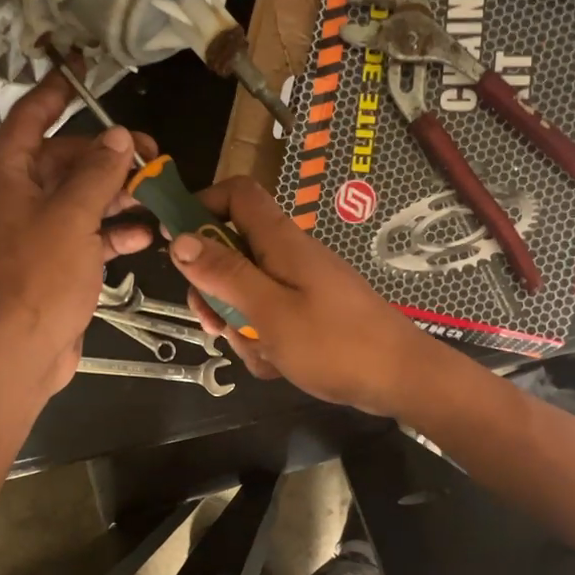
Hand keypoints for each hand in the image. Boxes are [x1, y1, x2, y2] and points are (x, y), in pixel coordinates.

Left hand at [0, 64, 158, 394]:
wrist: (20, 350)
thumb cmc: (39, 276)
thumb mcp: (73, 216)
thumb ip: (98, 173)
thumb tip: (119, 138)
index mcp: (7, 174)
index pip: (31, 118)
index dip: (57, 93)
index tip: (85, 73)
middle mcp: (16, 198)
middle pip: (64, 161)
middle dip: (108, 157)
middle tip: (153, 156)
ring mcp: (35, 233)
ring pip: (80, 200)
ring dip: (117, 196)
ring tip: (157, 195)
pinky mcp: (53, 265)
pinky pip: (85, 236)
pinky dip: (113, 233)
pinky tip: (145, 235)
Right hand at [173, 178, 432, 415]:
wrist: (399, 378)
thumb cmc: (334, 344)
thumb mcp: (269, 312)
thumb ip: (225, 275)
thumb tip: (180, 238)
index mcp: (281, 242)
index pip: (236, 196)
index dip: (201, 208)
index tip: (175, 246)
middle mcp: (291, 257)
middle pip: (234, 252)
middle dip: (214, 288)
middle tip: (213, 324)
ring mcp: (303, 288)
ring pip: (249, 295)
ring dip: (241, 326)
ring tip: (258, 354)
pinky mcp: (312, 316)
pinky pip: (273, 321)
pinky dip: (267, 343)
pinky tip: (278, 366)